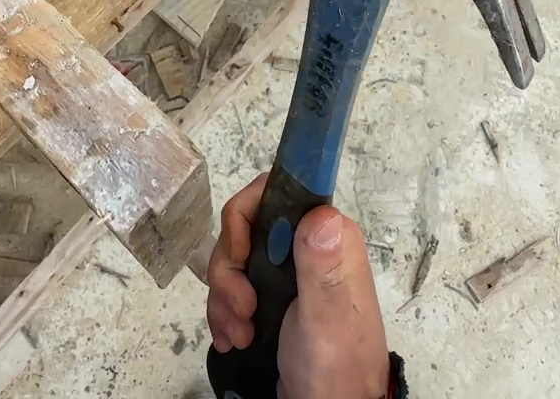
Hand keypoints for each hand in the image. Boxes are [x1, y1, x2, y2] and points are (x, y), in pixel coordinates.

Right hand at [206, 173, 391, 398]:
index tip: (240, 256)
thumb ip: (321, 268)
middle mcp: (306, 244)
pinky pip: (232, 285)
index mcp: (328, 236)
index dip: (245, 215)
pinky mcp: (272, 295)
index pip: (274, 192)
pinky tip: (232, 337)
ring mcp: (287, 271)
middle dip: (230, 268)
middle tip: (242, 308)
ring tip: (239, 333)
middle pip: (245, 226)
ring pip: (234, 257)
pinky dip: (224, 311)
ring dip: (225, 296)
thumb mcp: (325, 319)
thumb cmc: (335, 368)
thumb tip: (322, 214)